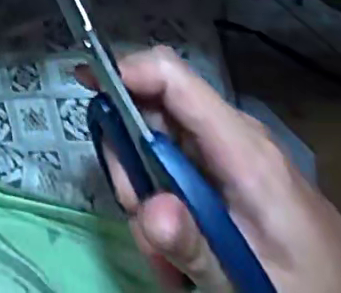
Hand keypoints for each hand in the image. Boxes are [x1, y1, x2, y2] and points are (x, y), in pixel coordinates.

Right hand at [86, 47, 340, 292]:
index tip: (85, 87)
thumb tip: (147, 208)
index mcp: (244, 150)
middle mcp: (236, 141)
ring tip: (166, 259)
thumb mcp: (254, 283)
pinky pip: (180, 172)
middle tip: (139, 219)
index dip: (124, 69)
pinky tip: (181, 256)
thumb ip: (198, 248)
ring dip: (147, 197)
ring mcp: (235, 159)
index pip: (171, 75)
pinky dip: (167, 210)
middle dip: (131, 162)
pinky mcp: (235, 181)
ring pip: (159, 147)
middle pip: (153, 113)